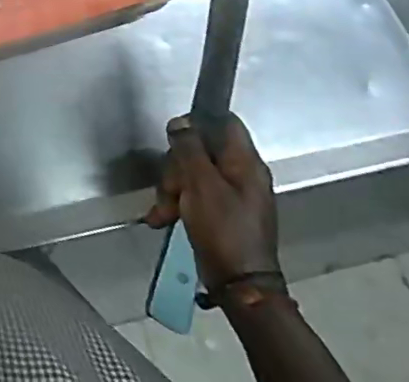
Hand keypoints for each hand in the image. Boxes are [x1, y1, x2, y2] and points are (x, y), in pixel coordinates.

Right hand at [143, 113, 279, 290]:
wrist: (240, 286)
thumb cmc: (223, 229)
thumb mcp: (201, 184)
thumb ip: (189, 149)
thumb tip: (181, 122)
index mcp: (245, 163)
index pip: (226, 122)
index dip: (199, 122)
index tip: (176, 137)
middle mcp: (241, 174)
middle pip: (201, 149)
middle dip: (177, 166)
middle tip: (172, 186)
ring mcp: (231, 194)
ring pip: (192, 172)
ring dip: (172, 188)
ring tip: (165, 210)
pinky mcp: (220, 212)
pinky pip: (193, 194)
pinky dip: (177, 203)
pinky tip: (163, 217)